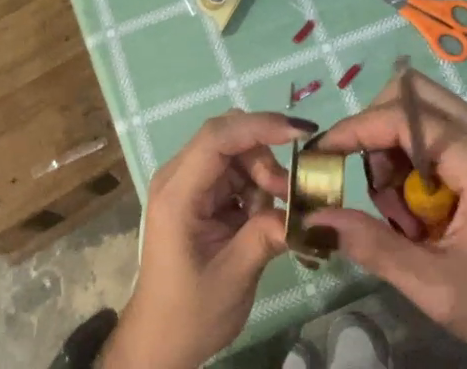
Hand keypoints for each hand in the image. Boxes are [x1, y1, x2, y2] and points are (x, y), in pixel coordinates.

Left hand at [101, 110, 316, 368]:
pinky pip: (235, 175)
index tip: (300, 134)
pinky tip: (263, 219)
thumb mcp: (233, 277)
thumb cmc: (190, 312)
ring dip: (263, 175)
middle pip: (228, 139)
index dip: (259, 126)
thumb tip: (306, 212)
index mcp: (177, 193)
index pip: (217, 138)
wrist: (161, 340)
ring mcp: (189, 186)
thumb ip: (266, 236)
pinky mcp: (200, 198)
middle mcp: (178, 178)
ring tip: (274, 216)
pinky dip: (257, 188)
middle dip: (265, 158)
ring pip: (236, 154)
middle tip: (289, 194)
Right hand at [307, 73, 466, 368]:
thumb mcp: (433, 286)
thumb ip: (371, 244)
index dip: (357, 129)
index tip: (321, 154)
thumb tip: (314, 216)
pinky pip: (434, 130)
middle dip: (376, 129)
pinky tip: (416, 206)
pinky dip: (411, 155)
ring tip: (398, 208)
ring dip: (393, 145)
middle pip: (411, 93)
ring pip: (419, 107)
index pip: (404, 117)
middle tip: (369, 183)